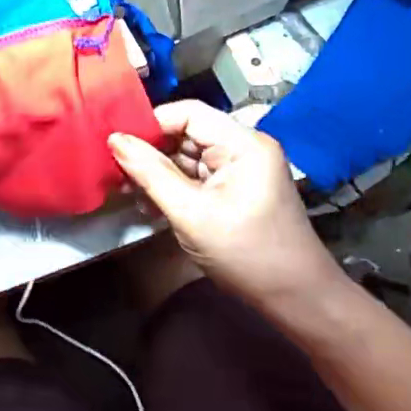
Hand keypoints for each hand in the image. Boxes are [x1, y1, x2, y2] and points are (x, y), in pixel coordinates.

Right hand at [109, 100, 339, 309]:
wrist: (295, 298)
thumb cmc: (245, 253)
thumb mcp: (190, 213)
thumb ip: (151, 173)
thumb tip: (114, 140)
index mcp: (243, 144)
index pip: (188, 113)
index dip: (150, 123)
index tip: (116, 144)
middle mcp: (244, 148)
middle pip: (186, 133)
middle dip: (150, 151)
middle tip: (116, 171)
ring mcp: (240, 169)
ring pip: (187, 156)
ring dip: (158, 172)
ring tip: (129, 191)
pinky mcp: (235, 189)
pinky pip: (196, 176)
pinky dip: (173, 187)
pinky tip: (150, 203)